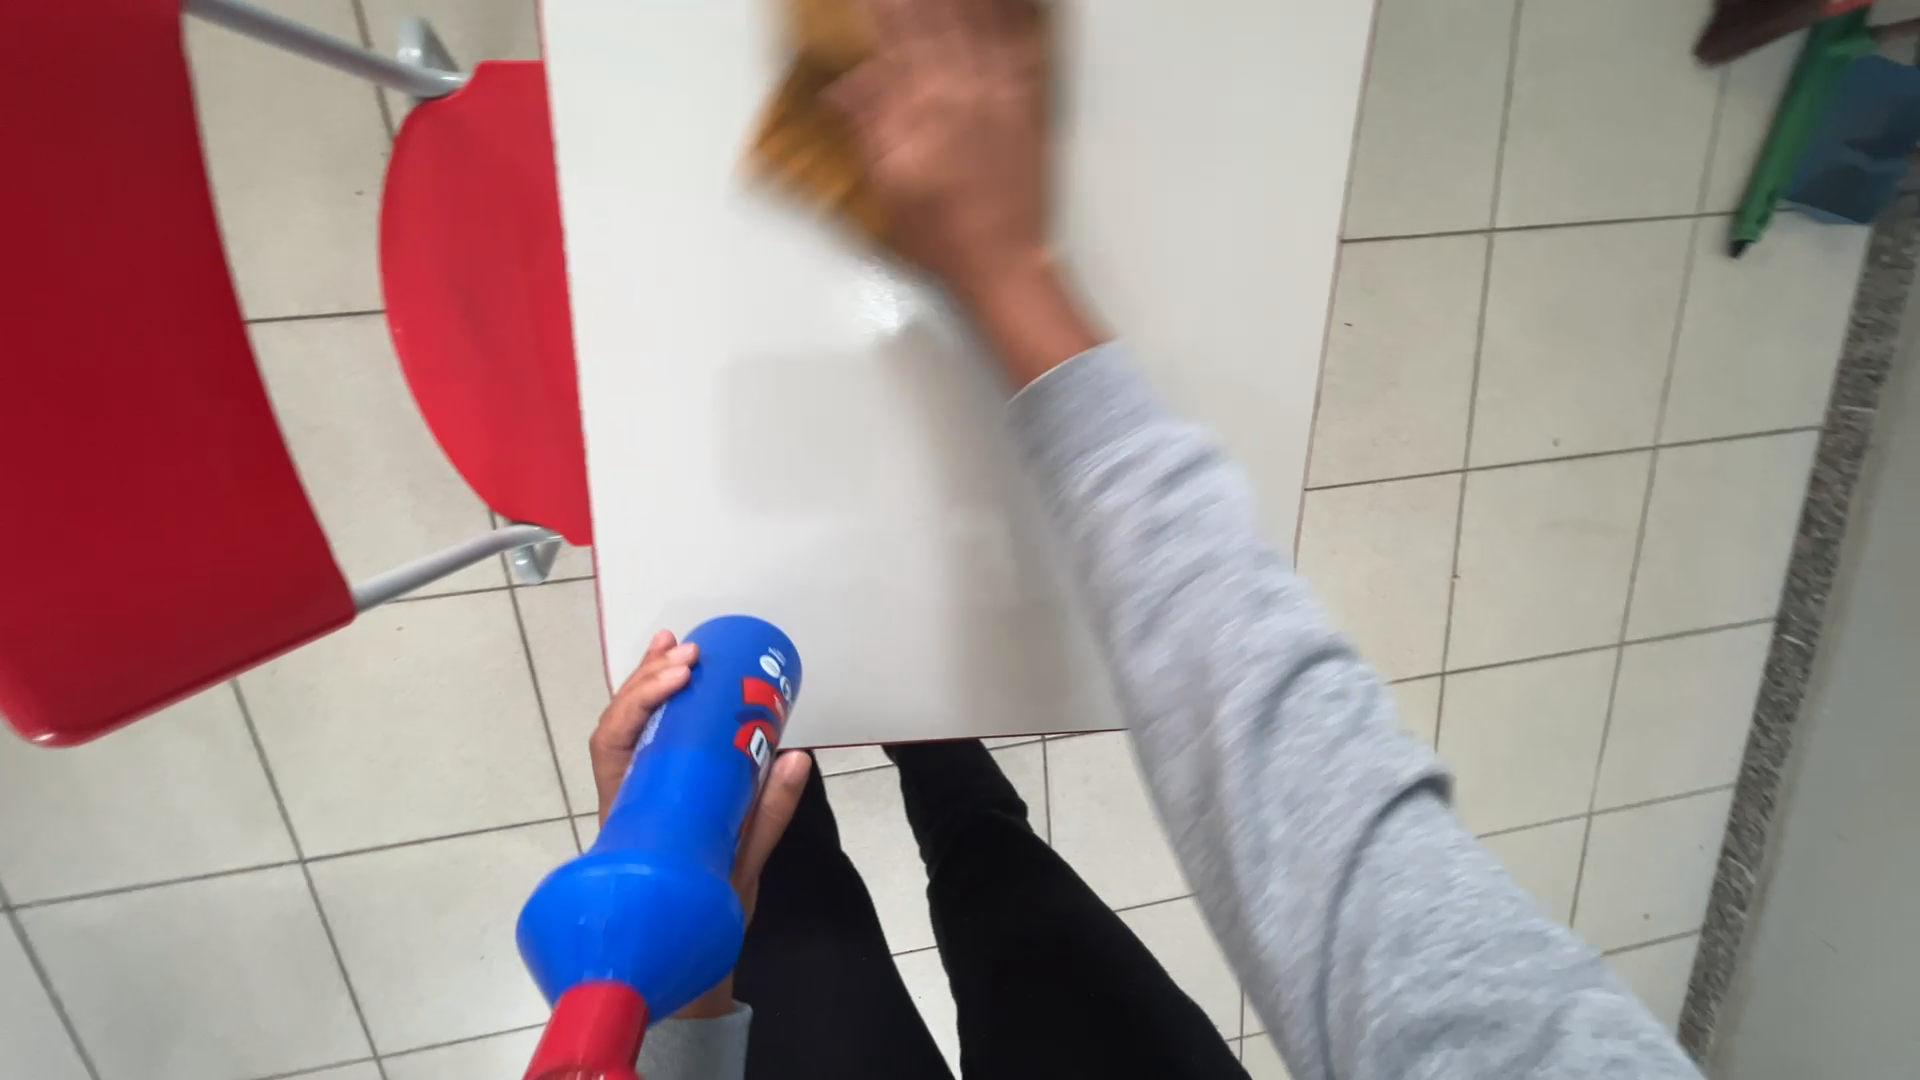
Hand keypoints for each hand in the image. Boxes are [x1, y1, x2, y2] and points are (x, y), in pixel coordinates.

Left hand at [588, 631, 814, 1019]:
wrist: (679, 948)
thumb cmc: (700, 910)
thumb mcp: (740, 866)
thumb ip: (768, 815)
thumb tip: (796, 755)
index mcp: (631, 811)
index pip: (615, 743)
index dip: (641, 702)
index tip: (681, 677)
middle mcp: (626, 790)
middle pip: (621, 723)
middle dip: (650, 679)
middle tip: (690, 651)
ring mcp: (640, 785)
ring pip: (631, 725)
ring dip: (650, 679)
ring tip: (675, 642)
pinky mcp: (660, 783)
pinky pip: (653, 736)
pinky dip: (665, 701)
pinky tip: (682, 673)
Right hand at [828, 0, 1098, 386]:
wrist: (1004, 265)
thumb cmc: (942, 239)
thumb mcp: (890, 191)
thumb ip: (868, 129)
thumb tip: (840, 86)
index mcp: (922, 109)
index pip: (892, 39)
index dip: (878, 10)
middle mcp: (962, 90)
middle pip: (932, 19)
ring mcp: (1000, 94)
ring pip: (976, 20)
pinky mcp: (1028, 106)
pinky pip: (1020, 45)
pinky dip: (1012, 14)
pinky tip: (1005, 2)